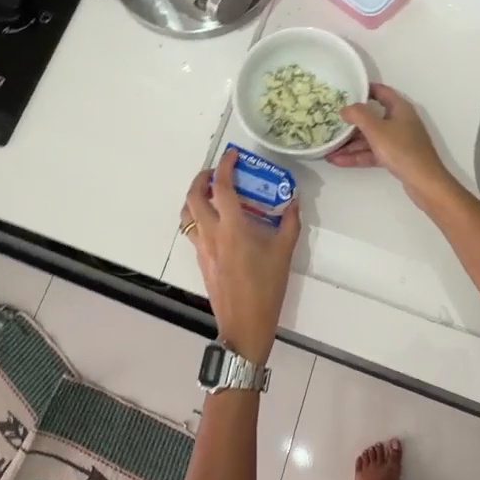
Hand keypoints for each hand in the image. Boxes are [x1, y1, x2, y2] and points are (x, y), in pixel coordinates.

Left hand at [183, 148, 301, 364]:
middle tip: (216, 172)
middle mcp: (211, 233)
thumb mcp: (284, 252)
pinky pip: (191, 230)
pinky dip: (197, 216)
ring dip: (194, 197)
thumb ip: (289, 222)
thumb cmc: (266, 288)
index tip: (232, 155)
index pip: (221, 186)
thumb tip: (293, 200)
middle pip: (193, 196)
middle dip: (201, 178)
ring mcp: (202, 247)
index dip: (224, 165)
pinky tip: (215, 220)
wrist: (244, 325)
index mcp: (232, 227)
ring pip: (186, 213)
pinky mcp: (200, 259)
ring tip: (210, 192)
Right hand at [328, 84, 462, 209]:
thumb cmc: (401, 149)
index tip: (344, 91)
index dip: (363, 89)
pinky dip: (358, 155)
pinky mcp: (396, 157)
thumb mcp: (376, 129)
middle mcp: (399, 121)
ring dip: (351, 143)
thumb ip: (358, 115)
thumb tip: (345, 108)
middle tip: (331, 121)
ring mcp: (398, 140)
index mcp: (399, 108)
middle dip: (351, 123)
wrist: (424, 182)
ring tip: (328, 148)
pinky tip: (338, 161)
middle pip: (372, 117)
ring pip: (370, 137)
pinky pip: (373, 152)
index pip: (380, 91)